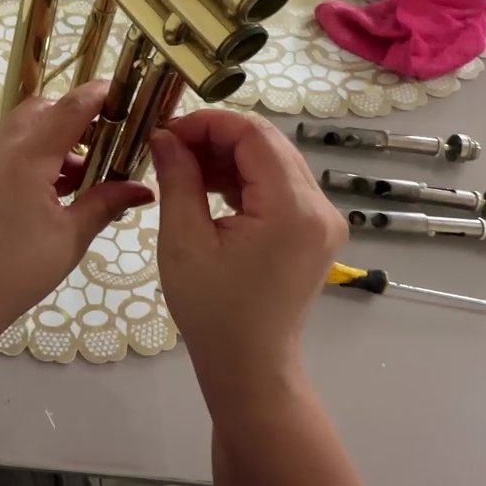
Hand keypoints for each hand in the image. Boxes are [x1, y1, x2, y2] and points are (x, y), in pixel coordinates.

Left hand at [0, 81, 156, 340]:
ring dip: (51, 139)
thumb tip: (143, 189)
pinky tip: (52, 190)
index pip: (66, 110)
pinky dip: (30, 156)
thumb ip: (105, 203)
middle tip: (102, 139)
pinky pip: (4, 153)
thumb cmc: (19, 269)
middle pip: (37, 111)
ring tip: (82, 174)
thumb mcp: (71, 237)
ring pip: (19, 132)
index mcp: (25, 158)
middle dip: (70, 116)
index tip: (118, 90)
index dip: (94, 96)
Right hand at [148, 109, 348, 386]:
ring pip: (273, 161)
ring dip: (227, 155)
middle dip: (216, 136)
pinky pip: (277, 185)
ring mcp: (321, 220)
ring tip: (182, 167)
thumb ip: (178, 179)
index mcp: (292, 209)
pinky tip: (207, 187)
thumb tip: (164, 137)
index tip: (165, 132)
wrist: (248, 362)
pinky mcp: (312, 231)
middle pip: (268, 144)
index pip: (255, 136)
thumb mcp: (182, 240)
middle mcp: (319, 207)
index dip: (209, 123)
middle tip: (168, 148)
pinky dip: (242, 177)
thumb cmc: (211, 307)